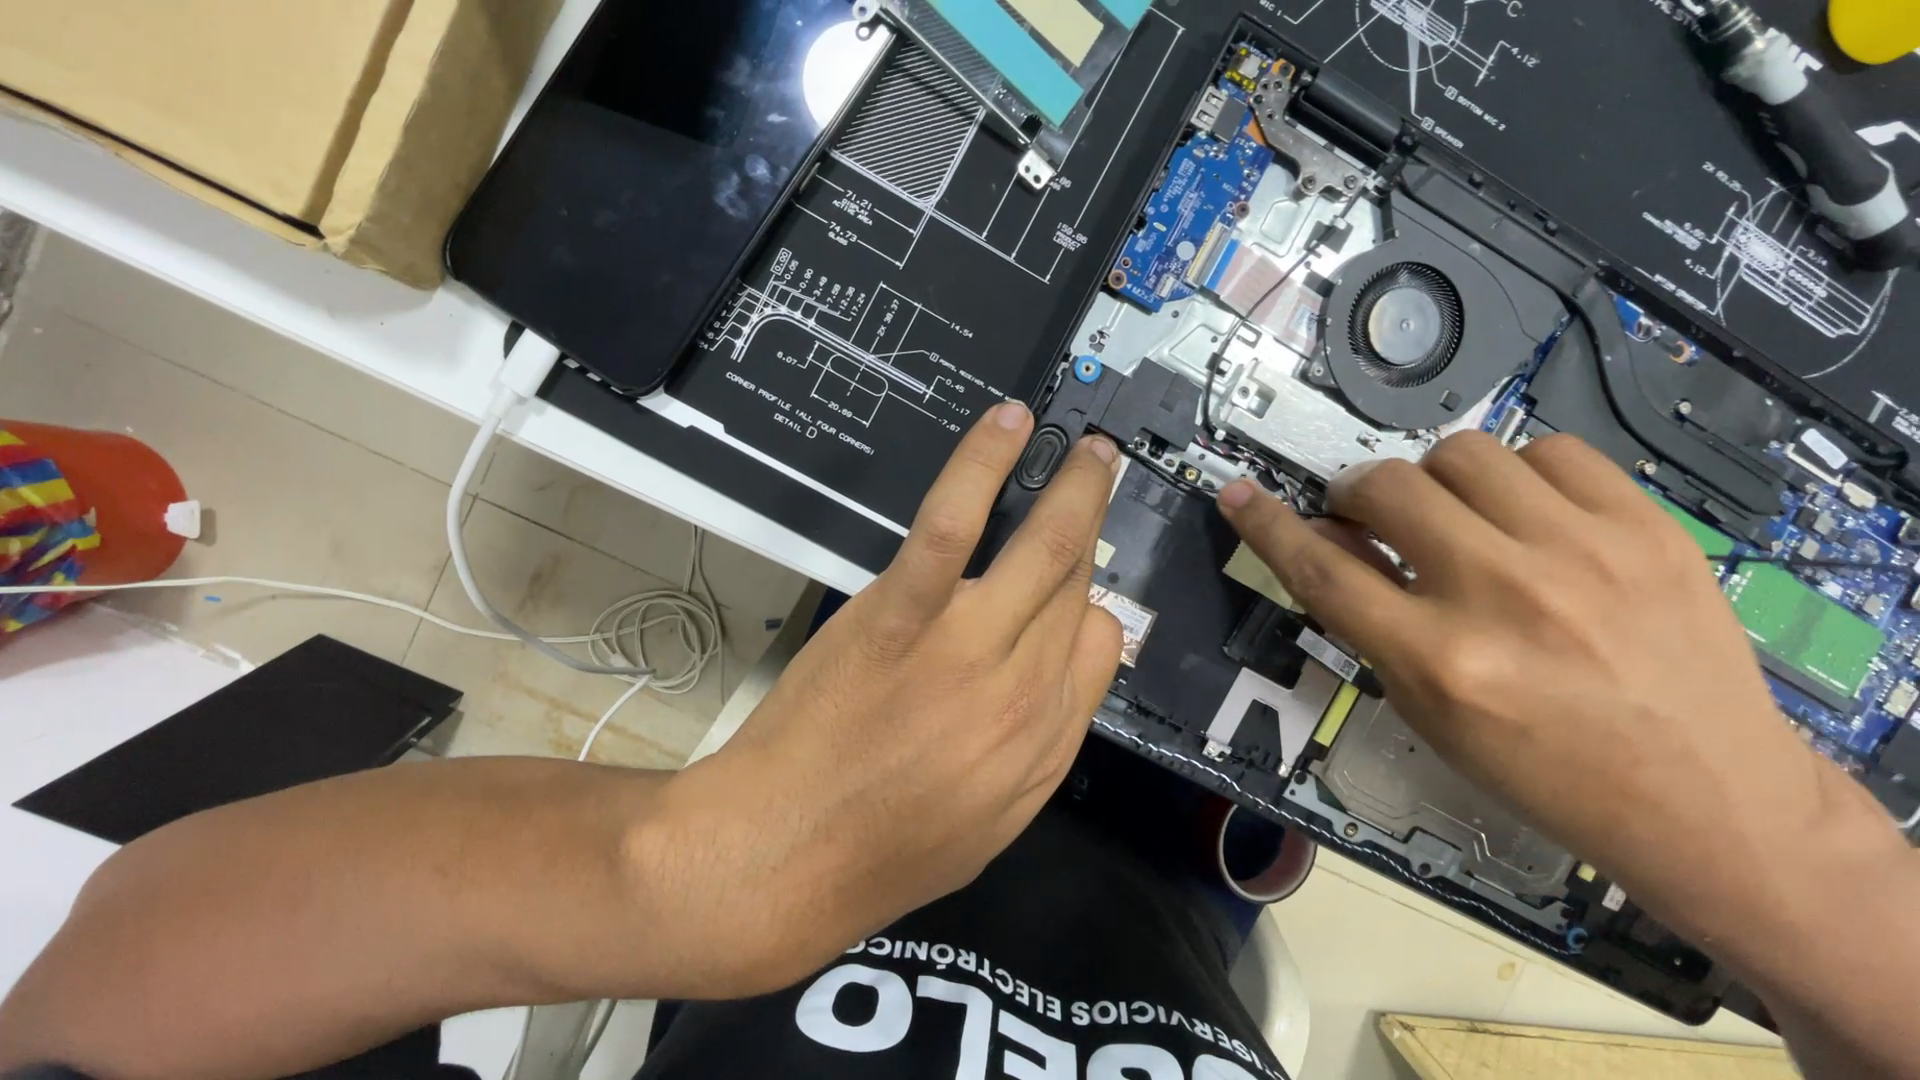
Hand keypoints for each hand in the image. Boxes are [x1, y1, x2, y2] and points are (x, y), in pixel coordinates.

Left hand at [655, 403, 1123, 995]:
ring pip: (1043, 547)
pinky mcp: (902, 614)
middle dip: (1092, 519)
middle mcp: (1026, 685)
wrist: (782, 857)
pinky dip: (984, 467)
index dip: (1090, 602)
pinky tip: (1007, 424)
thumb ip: (1043, 744)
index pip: (1100, 642)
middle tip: (1099, 472)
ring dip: (1071, 485)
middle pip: (1075, 582)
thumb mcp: (992, 821)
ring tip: (1085, 446)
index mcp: (1048, 738)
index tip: (1070, 579)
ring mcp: (965, 644)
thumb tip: (1068, 666)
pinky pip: (955, 525)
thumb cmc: (881, 850)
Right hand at [1215, 433, 1904, 939]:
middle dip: (1357, 497)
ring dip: (1435, 481)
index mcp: (1440, 661)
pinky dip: (1520, 475)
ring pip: (1461, 453)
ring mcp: (1581, 551)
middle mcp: (1501, 595)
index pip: (1323, 571)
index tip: (1239, 495)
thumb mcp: (1431, 713)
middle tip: (1369, 519)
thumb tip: (1325, 543)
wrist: (1706, 796)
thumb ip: (1370, 624)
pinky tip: (1527, 513)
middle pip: (1386, 489)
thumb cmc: (1543, 772)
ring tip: (1455, 515)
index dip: (1268, 526)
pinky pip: (1552, 450)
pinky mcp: (1647, 528)